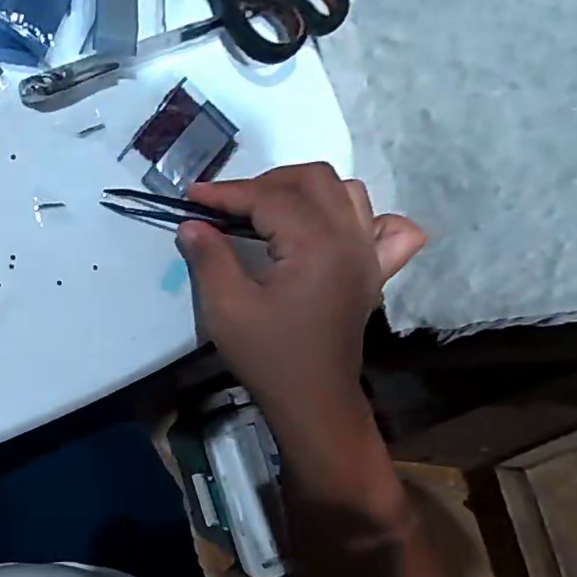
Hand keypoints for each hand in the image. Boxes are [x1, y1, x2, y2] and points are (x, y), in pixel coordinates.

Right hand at [174, 163, 424, 418]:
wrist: (310, 396)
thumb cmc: (266, 354)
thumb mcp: (225, 308)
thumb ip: (209, 258)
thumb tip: (193, 224)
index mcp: (317, 246)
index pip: (270, 197)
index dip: (227, 192)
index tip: (191, 197)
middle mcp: (352, 238)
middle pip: (313, 180)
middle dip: (264, 183)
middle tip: (226, 206)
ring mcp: (370, 253)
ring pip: (345, 193)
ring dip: (303, 192)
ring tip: (266, 212)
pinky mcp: (374, 270)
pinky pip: (386, 227)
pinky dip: (359, 217)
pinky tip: (331, 230)